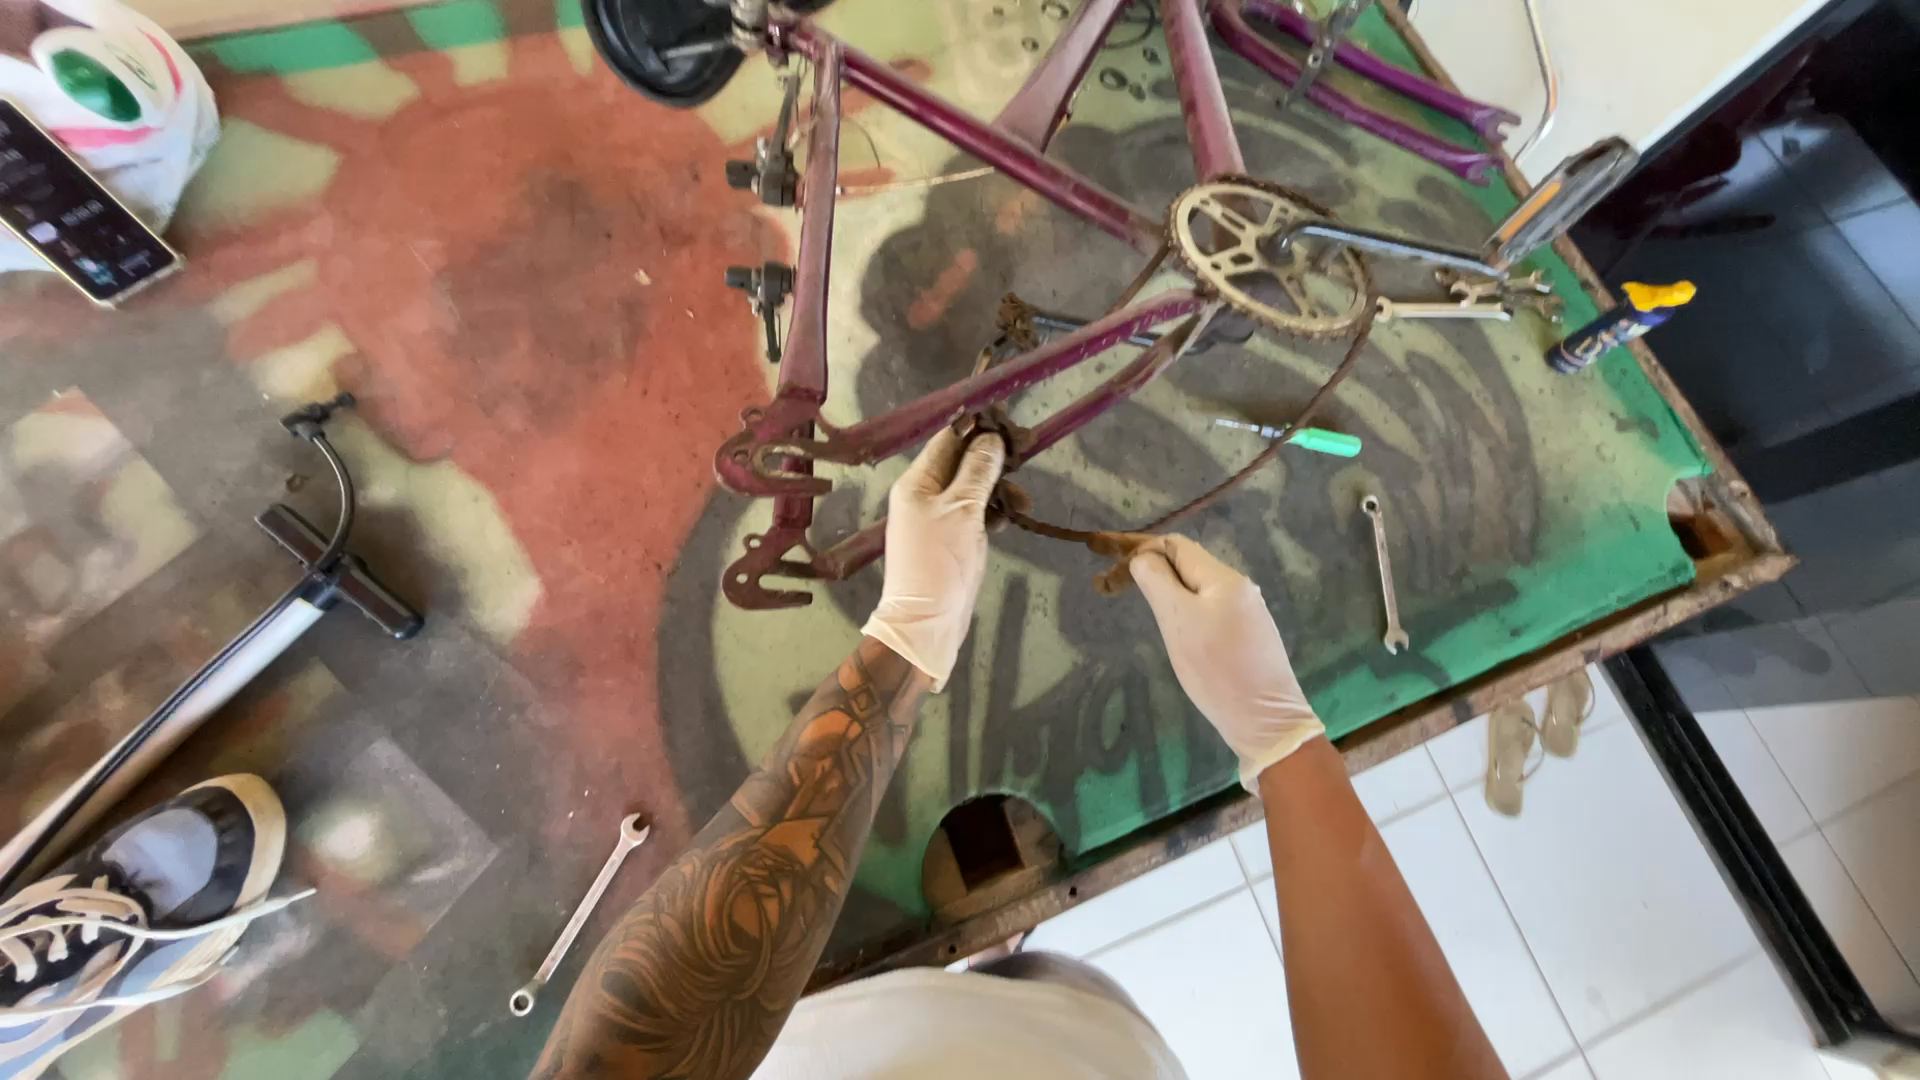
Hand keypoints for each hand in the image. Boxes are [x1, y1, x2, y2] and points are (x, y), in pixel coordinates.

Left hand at [862, 429, 1005, 689]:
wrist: (927, 622)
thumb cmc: (939, 561)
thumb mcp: (961, 510)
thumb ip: (978, 471)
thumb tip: (991, 438)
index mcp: (917, 482)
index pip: (947, 440)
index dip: (976, 428)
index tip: (1009, 422)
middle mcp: (925, 495)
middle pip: (962, 463)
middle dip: (993, 460)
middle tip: (1024, 458)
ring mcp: (939, 518)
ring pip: (973, 488)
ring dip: (998, 488)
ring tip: (1022, 503)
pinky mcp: (953, 539)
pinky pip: (976, 513)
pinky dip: (994, 511)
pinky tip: (1011, 517)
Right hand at [1130, 535, 1324, 789]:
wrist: (1265, 721)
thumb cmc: (1217, 669)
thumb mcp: (1179, 621)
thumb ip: (1158, 581)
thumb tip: (1142, 557)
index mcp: (1223, 578)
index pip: (1175, 544)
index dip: (1138, 546)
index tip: (1106, 559)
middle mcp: (1237, 587)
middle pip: (1185, 563)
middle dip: (1146, 565)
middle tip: (1108, 581)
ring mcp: (1243, 611)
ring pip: (1194, 586)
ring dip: (1161, 585)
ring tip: (1131, 597)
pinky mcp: (1244, 634)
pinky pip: (1205, 606)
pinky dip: (1178, 604)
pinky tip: (1167, 620)